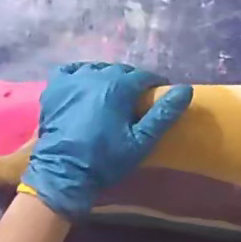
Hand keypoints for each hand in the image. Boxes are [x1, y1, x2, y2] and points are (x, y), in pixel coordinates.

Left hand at [20, 62, 193, 217]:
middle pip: (121, 71)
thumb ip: (163, 115)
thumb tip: (186, 90)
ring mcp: (73, 79)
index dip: (155, 85)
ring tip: (111, 96)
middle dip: (132, 82)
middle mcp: (96, 75)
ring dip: (107, 78)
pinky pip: (70, 71)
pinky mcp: (55, 87)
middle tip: (135, 101)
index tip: (158, 95)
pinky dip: (80, 75)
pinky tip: (83, 86)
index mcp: (119, 86)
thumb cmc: (105, 160)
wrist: (63, 172)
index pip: (145, 76)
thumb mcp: (141, 142)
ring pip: (97, 69)